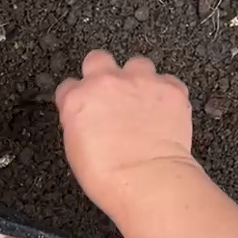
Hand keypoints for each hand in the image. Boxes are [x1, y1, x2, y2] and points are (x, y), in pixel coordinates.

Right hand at [55, 51, 204, 218]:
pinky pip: (166, 80)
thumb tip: (86, 120)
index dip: (76, 96)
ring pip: (136, 64)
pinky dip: (164, 93)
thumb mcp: (76, 151)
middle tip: (109, 93)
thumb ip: (78, 124)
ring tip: (140, 102)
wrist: (146, 179)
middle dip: (101, 72)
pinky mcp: (169, 88)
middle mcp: (107, 83)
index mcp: (77, 99)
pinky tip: (161, 111)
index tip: (82, 105)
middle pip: (97, 58)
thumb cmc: (110, 175)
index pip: (68, 86)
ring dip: (136, 79)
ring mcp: (140, 81)